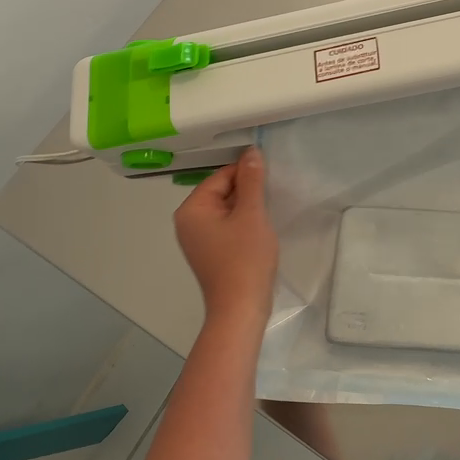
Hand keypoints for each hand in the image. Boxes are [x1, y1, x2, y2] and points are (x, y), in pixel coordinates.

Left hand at [172, 147, 279, 327]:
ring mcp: (197, 239)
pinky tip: (260, 231)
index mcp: (191, 209)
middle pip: (221, 192)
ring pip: (226, 210)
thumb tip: (251, 152)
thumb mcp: (252, 214)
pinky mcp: (210, 252)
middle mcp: (187, 222)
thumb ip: (252, 180)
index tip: (271, 180)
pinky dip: (243, 223)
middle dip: (247, 192)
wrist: (240, 307)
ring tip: (267, 214)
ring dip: (247, 208)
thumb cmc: (245, 258)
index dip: (247, 175)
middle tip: (272, 198)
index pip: (221, 176)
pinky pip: (226, 226)